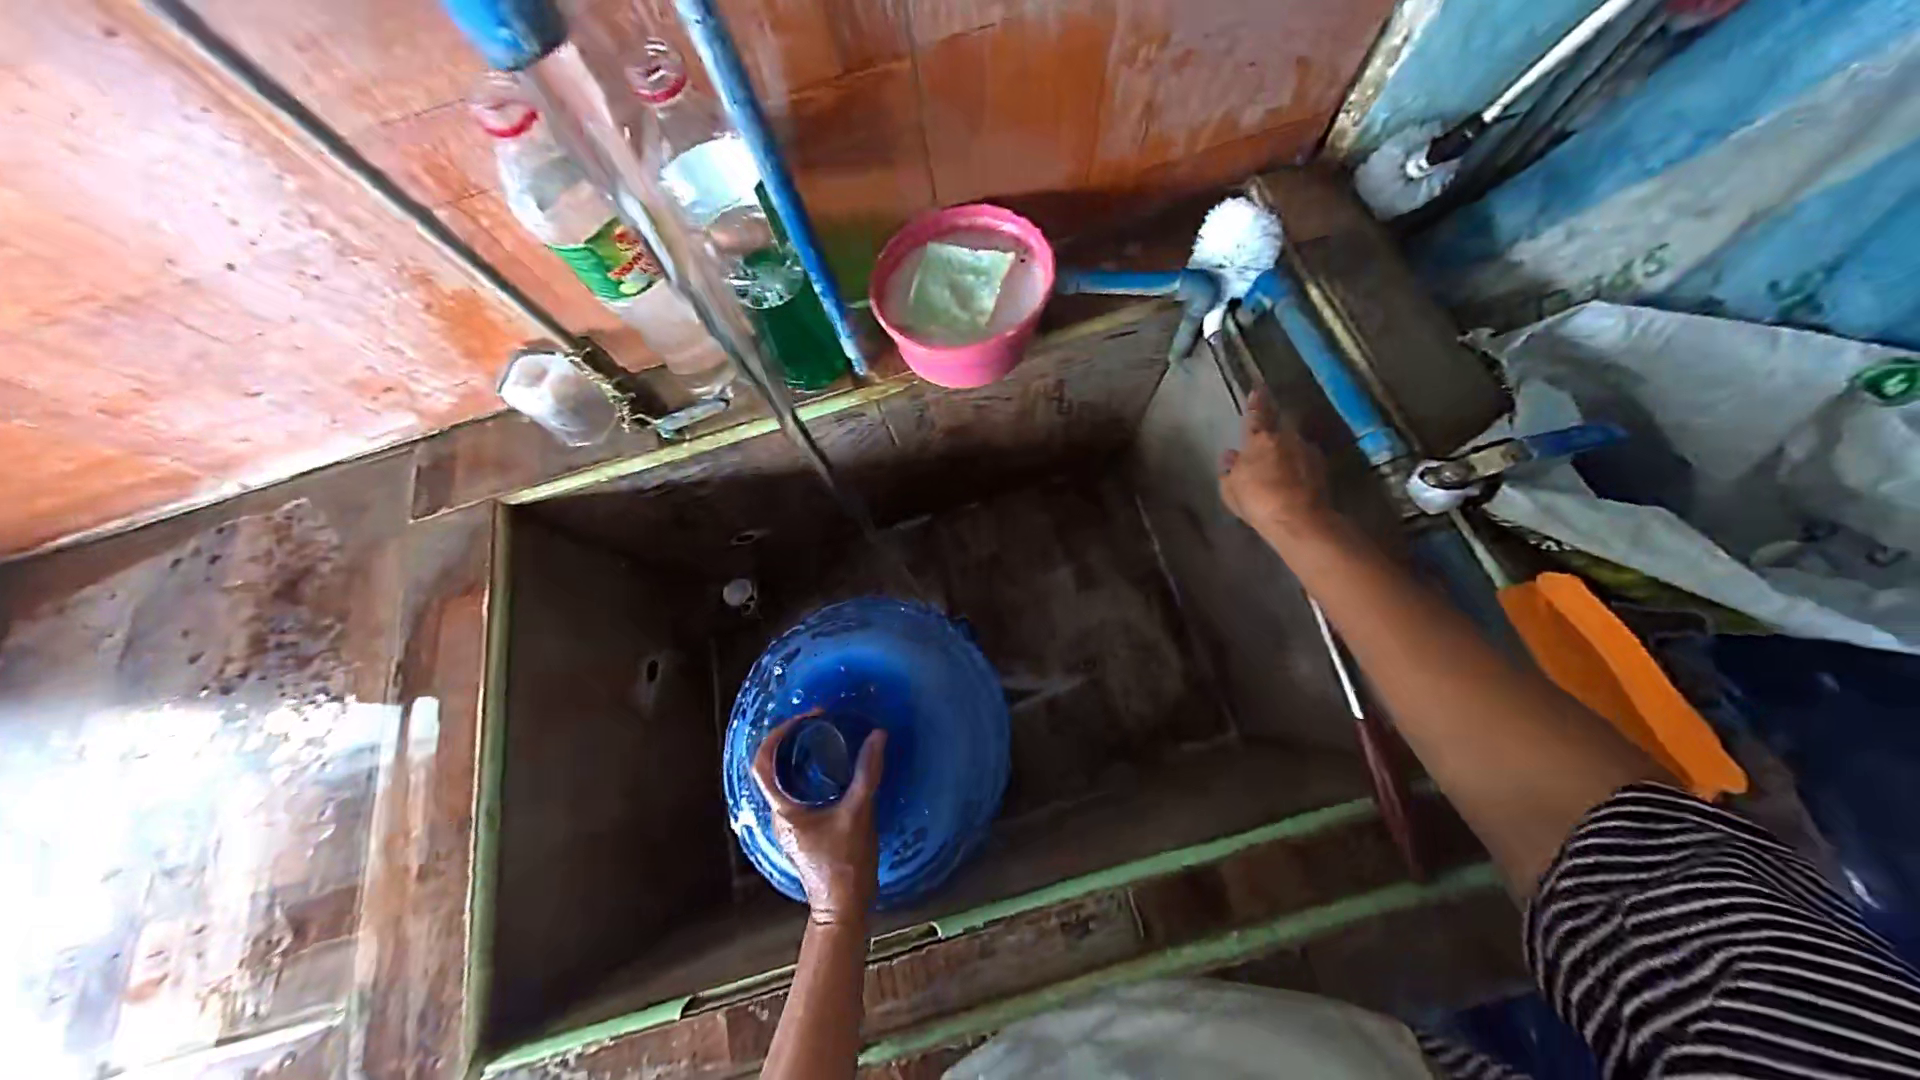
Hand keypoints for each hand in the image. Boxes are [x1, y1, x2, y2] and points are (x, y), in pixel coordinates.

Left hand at [752, 713, 887, 925]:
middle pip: (772, 768)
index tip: (804, 719)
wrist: (843, 908)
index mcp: (783, 809)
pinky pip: (798, 792)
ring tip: (824, 739)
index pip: (763, 764)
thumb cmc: (845, 863)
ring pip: (785, 781)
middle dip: (791, 741)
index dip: (777, 735)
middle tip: (817, 723)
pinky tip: (832, 769)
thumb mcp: (859, 813)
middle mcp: (779, 815)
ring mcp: (789, 824)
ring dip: (800, 757)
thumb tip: (878, 736)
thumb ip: (868, 773)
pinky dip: (809, 774)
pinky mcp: (802, 830)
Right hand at [1219, 388, 1334, 539]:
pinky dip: (1296, 467)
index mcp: (1259, 439)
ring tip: (1276, 466)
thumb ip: (1230, 470)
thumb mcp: (1230, 489)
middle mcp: (1286, 438)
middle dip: (1271, 433)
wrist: (1298, 520)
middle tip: (1263, 441)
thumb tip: (1231, 456)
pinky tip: (1290, 480)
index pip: (1256, 414)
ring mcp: (1307, 452)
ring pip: (1292, 445)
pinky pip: (1303, 462)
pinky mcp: (1322, 469)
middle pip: (1278, 429)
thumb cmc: (1257, 501)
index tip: (1257, 389)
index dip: (1255, 402)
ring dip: (1285, 452)